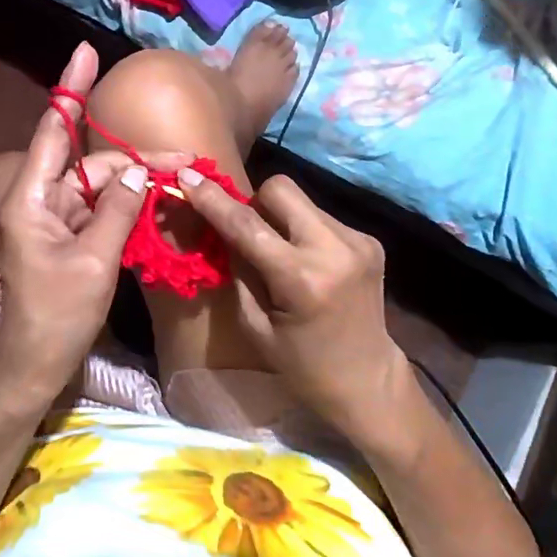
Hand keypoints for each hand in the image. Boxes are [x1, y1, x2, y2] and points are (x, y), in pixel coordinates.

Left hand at [0, 43, 174, 407]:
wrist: (35, 365)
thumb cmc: (57, 316)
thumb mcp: (95, 262)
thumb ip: (119, 210)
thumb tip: (141, 171)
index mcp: (31, 198)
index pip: (52, 131)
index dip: (70, 89)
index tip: (85, 52)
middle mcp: (38, 198)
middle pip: (90, 163)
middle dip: (134, 161)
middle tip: (184, 163)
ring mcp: (52, 217)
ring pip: (99, 185)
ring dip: (135, 184)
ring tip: (180, 182)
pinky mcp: (65, 234)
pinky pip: (99, 207)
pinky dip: (126, 205)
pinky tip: (157, 202)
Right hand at [177, 170, 412, 446]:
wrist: (368, 380)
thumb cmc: (303, 365)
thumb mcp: (255, 326)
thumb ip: (238, 269)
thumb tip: (221, 227)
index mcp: (302, 280)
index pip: (247, 225)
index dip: (213, 200)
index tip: (188, 177)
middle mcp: (335, 250)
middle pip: (280, 188)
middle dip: (254, 200)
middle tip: (248, 232)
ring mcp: (358, 241)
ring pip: (301, 199)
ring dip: (279, 216)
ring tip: (280, 252)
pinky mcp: (369, 240)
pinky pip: (319, 215)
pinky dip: (301, 229)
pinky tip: (306, 261)